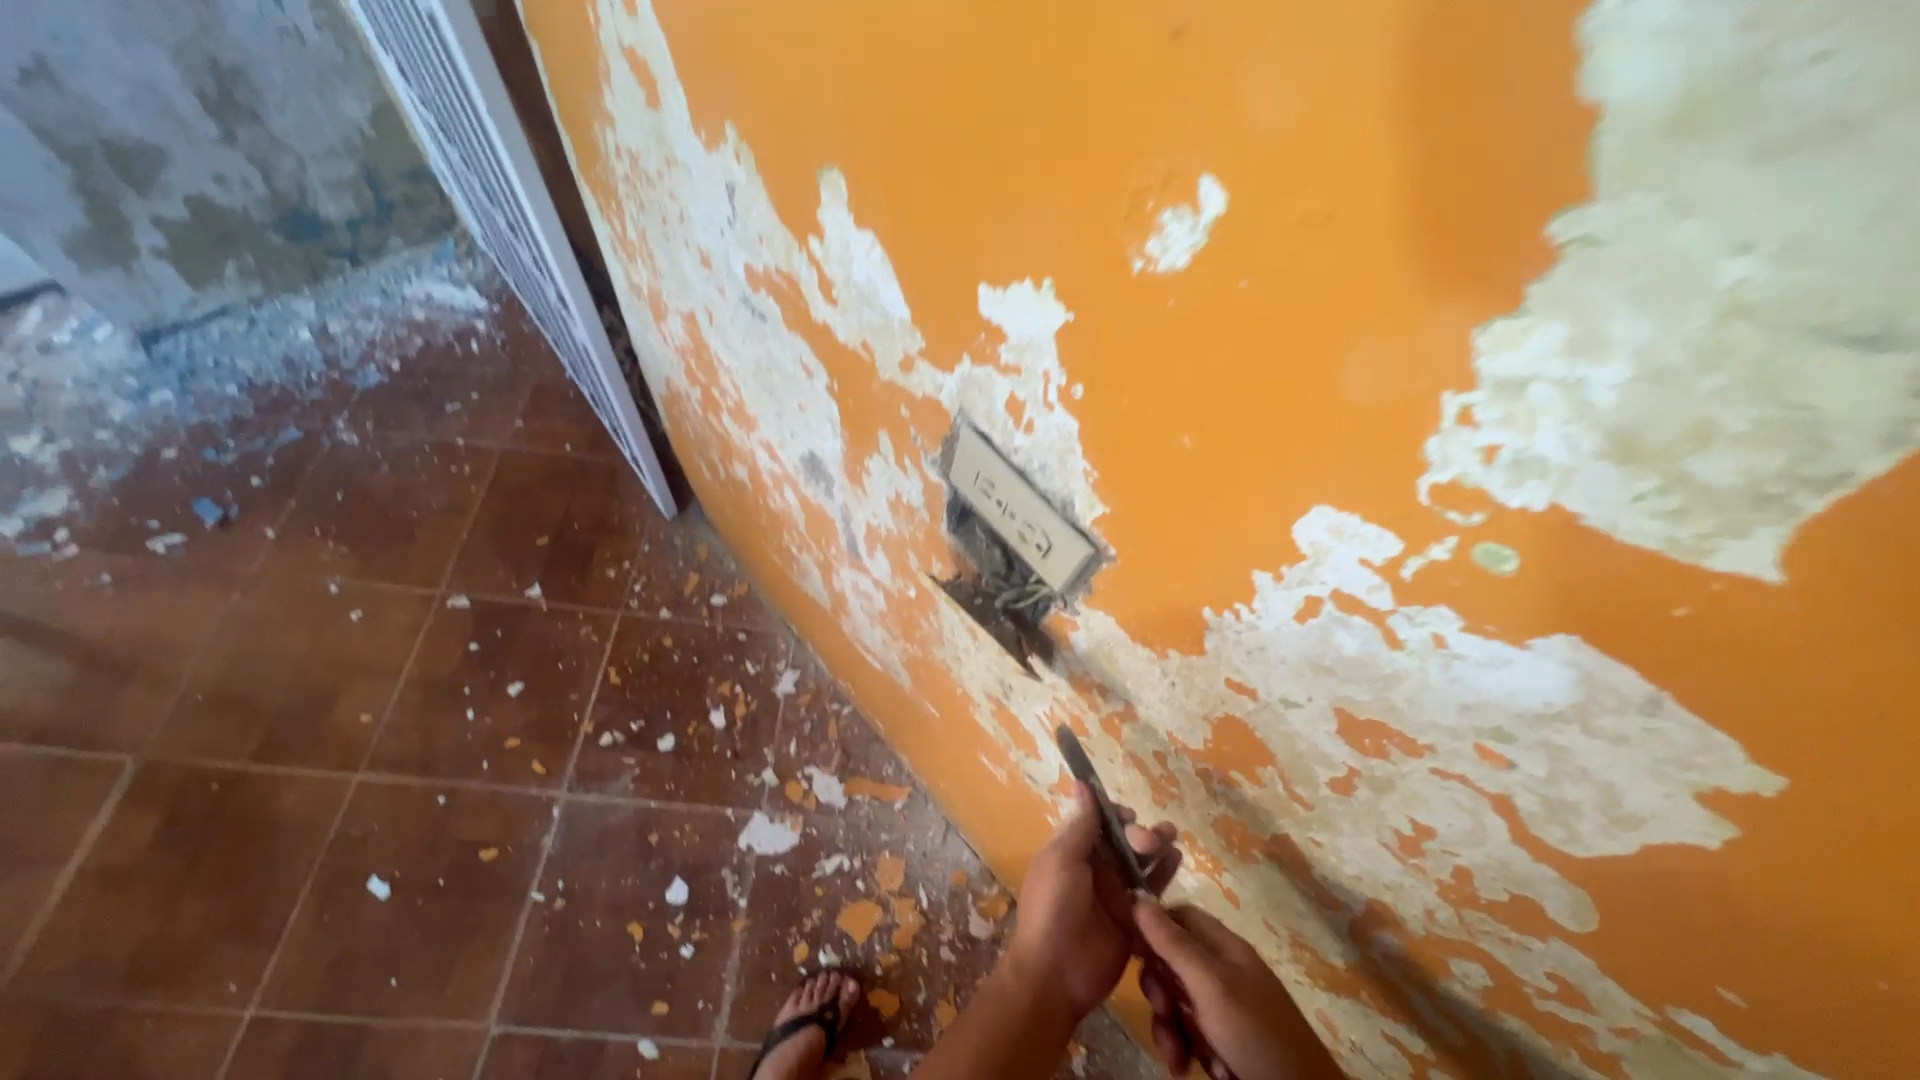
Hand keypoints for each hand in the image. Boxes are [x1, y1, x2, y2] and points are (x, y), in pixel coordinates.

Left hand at [1005, 783, 1180, 1017]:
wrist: (1056, 973)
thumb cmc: (1052, 908)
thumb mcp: (1061, 860)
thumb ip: (1080, 826)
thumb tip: (1082, 784)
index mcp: (1072, 853)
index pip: (1098, 823)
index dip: (1115, 814)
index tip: (1127, 815)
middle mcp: (1095, 870)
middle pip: (1124, 842)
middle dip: (1140, 833)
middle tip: (1150, 841)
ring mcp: (1116, 895)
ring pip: (1141, 863)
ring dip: (1157, 847)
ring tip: (1172, 838)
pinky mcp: (1134, 920)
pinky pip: (1152, 891)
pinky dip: (1164, 873)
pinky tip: (1177, 860)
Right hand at [1134, 902, 1339, 1078]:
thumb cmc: (1255, 1033)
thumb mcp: (1211, 986)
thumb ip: (1174, 944)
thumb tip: (1137, 898)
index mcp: (1224, 947)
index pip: (1178, 917)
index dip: (1153, 930)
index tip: (1135, 955)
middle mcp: (1222, 971)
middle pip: (1171, 962)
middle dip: (1159, 991)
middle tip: (1164, 1011)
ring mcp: (1223, 1007)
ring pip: (1175, 1002)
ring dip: (1169, 1028)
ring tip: (1177, 1056)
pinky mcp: (1222, 1039)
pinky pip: (1188, 1033)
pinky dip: (1184, 1049)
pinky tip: (1190, 1067)